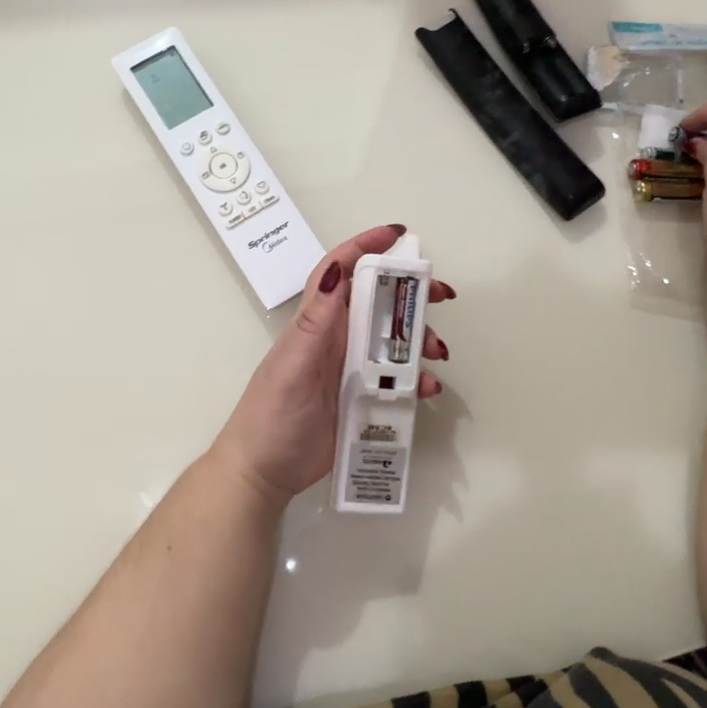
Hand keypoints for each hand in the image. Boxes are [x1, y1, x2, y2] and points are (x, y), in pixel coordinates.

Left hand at [209, 225, 453, 505]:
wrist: (264, 473)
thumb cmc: (270, 416)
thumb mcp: (292, 366)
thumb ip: (315, 322)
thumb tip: (339, 270)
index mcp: (316, 324)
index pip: (341, 271)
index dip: (366, 246)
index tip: (399, 234)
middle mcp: (335, 340)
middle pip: (378, 303)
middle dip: (412, 294)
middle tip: (443, 297)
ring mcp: (350, 369)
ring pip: (393, 341)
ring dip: (420, 340)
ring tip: (438, 354)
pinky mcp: (362, 398)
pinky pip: (397, 380)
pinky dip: (418, 379)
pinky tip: (429, 389)